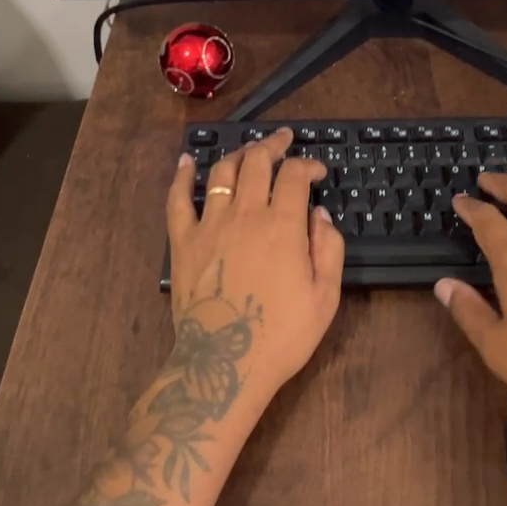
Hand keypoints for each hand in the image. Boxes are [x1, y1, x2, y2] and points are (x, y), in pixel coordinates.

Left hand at [165, 128, 344, 398]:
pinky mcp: (183, 241)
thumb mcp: (325, 297)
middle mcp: (245, 215)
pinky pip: (178, 200)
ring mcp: (210, 225)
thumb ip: (328, 248)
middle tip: (284, 140)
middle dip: (273, 144)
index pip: (294, 175)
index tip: (318, 171)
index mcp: (282, 226)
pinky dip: (182, 176)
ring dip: (238, 154)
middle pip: (257, 162)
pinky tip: (186, 162)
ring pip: (222, 173)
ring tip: (250, 150)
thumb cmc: (282, 335)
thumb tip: (319, 214)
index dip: (308, 164)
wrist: (224, 365)